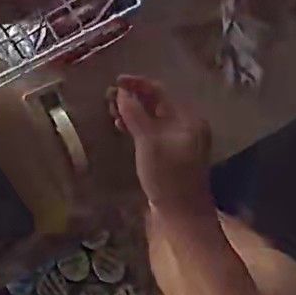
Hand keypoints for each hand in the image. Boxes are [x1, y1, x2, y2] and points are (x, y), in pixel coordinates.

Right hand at [112, 75, 213, 220]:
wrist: (181, 213)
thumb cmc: (167, 176)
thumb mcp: (148, 142)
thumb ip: (135, 115)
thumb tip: (121, 93)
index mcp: (187, 120)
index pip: (160, 92)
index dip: (137, 84)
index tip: (115, 81)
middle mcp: (185, 125)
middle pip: (156, 102)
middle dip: (132, 97)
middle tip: (108, 96)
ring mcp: (178, 139)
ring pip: (152, 115)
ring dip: (131, 110)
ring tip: (110, 110)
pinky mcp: (168, 151)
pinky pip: (150, 128)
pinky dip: (135, 124)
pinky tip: (121, 125)